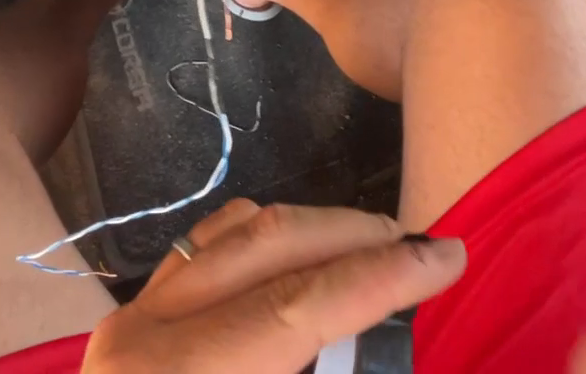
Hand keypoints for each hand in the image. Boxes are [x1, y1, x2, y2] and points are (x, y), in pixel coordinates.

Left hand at [80, 199, 464, 372]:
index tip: (448, 256)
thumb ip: (334, 373)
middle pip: (271, 244)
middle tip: (420, 249)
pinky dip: (271, 233)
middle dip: (358, 234)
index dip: (381, 276)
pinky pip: (214, 241)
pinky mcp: (138, 311)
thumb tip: (391, 342)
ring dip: (319, 227)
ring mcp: (136, 314)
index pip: (297, 306)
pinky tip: (307, 247)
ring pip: (242, 228)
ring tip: (377, 245)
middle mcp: (148, 335)